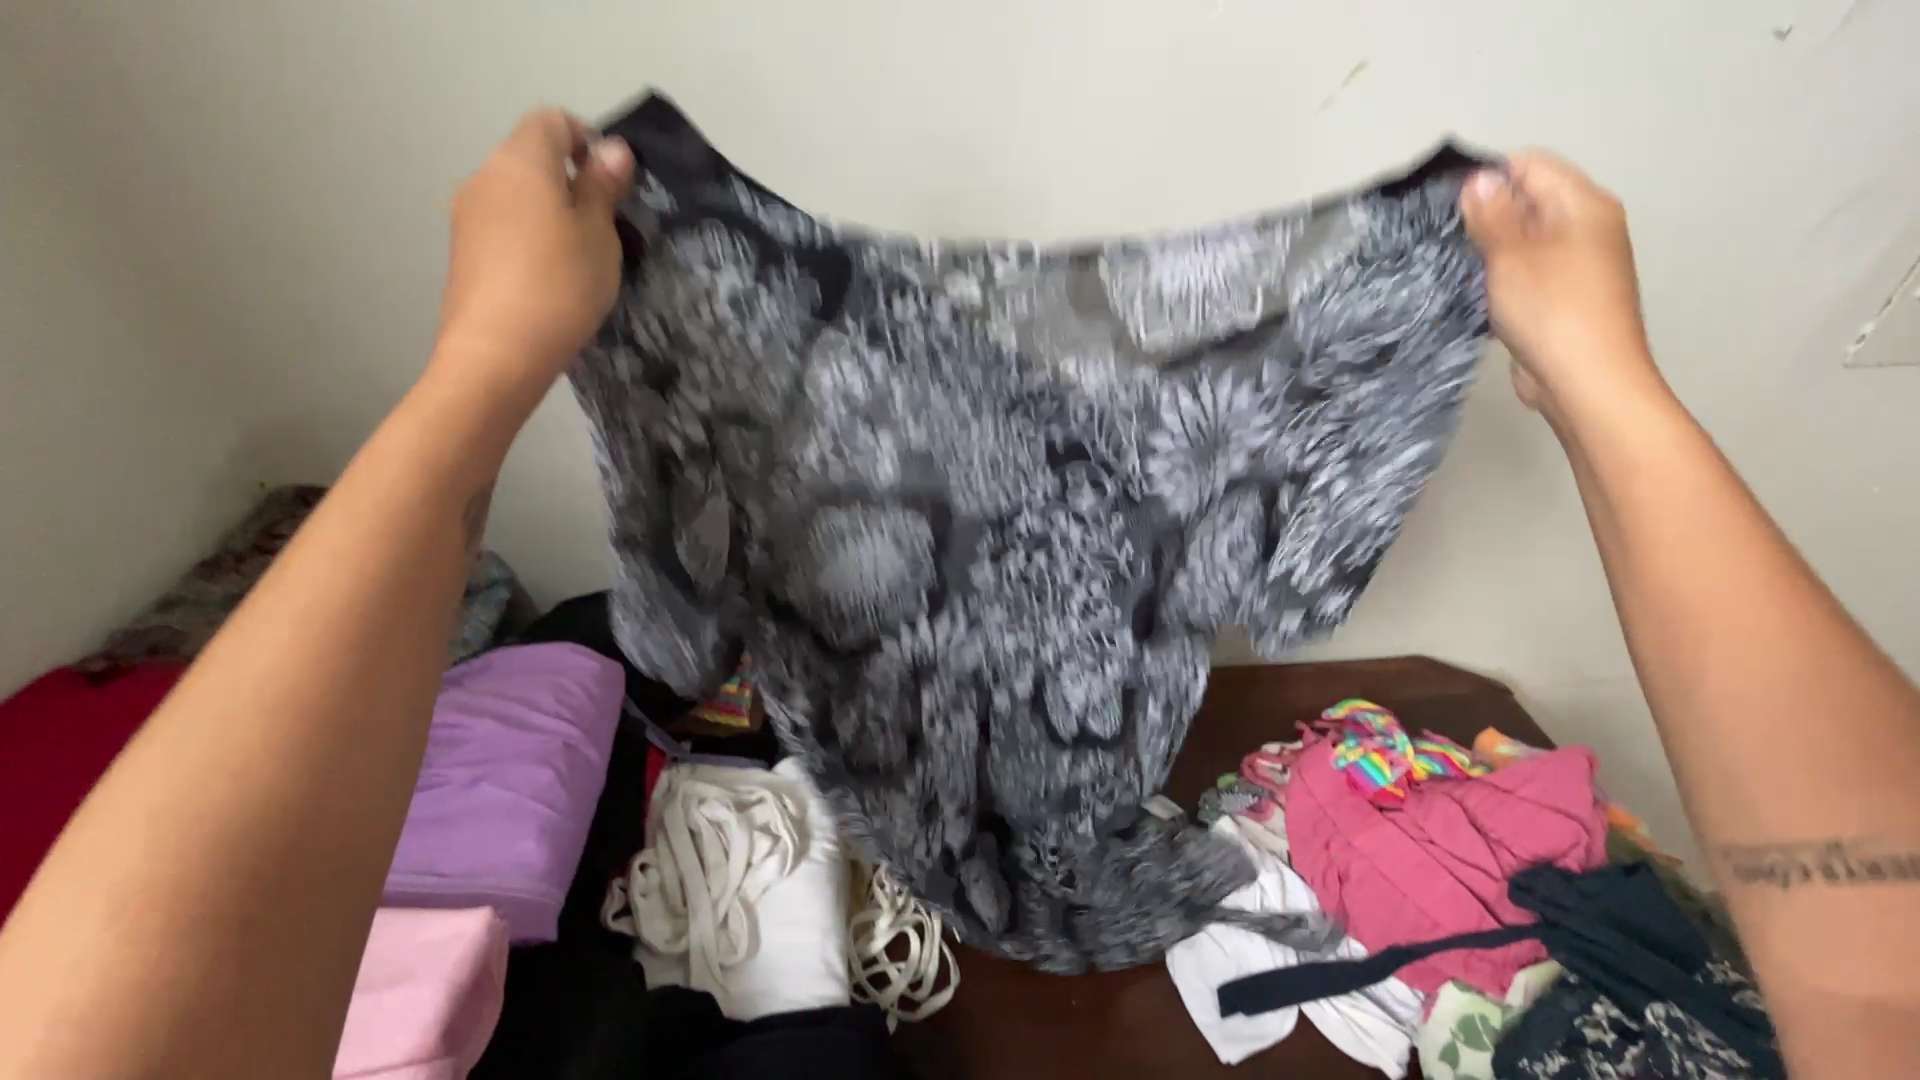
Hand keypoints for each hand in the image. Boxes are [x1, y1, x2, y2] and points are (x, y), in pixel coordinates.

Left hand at [437, 109, 634, 380]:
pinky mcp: (464, 252)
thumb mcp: (599, 234)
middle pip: (531, 158)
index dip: (587, 140)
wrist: (499, 352)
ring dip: (551, 213)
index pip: (553, 120)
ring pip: (518, 196)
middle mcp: (486, 176)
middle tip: (606, 226)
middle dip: (570, 181)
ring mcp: (468, 215)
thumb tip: (612, 149)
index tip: (615, 182)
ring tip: (581, 258)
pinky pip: (505, 228)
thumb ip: (603, 187)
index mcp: (521, 160)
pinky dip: (531, 239)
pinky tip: (552, 279)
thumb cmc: (561, 284)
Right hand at [1460, 151, 1657, 413]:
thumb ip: (1492, 214)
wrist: (1586, 379)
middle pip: (1529, 200)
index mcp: (1583, 205)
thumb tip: (1478, 179)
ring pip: (1525, 237)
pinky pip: (1526, 269)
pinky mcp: (1562, 295)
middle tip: (1443, 236)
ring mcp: (1576, 263)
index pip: (1531, 166)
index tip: (1443, 203)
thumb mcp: (1512, 256)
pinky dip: (1500, 274)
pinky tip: (1475, 291)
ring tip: (1453, 263)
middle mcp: (1586, 226)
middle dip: (1485, 212)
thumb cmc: (1551, 310)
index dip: (1487, 176)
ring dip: (1490, 247)